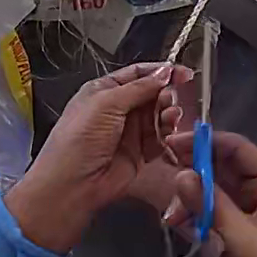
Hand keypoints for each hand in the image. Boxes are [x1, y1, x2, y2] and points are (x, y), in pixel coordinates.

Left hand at [4, 63, 191, 253]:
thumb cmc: (79, 139)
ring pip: (159, 115)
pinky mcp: (139, 153)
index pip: (138, 74)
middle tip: (170, 100)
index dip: (161, 72)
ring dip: (168, 114)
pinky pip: (161, 138)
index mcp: (105, 90)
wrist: (73, 185)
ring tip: (170, 117)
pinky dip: (168, 134)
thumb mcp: (106, 103)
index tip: (183, 73)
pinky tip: (169, 133)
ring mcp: (129, 132)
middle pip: (152, 94)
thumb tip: (164, 72)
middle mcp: (118, 109)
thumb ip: (139, 87)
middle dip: (165, 95)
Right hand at [168, 131, 256, 256]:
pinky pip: (213, 207)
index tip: (172, 144)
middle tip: (165, 179)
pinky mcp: (241, 225)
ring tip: (171, 215)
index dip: (205, 143)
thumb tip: (181, 176)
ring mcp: (253, 207)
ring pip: (214, 187)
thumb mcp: (246, 245)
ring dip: (191, 197)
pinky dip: (195, 213)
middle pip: (223, 166)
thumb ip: (213, 208)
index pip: (239, 149)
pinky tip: (179, 224)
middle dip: (194, 173)